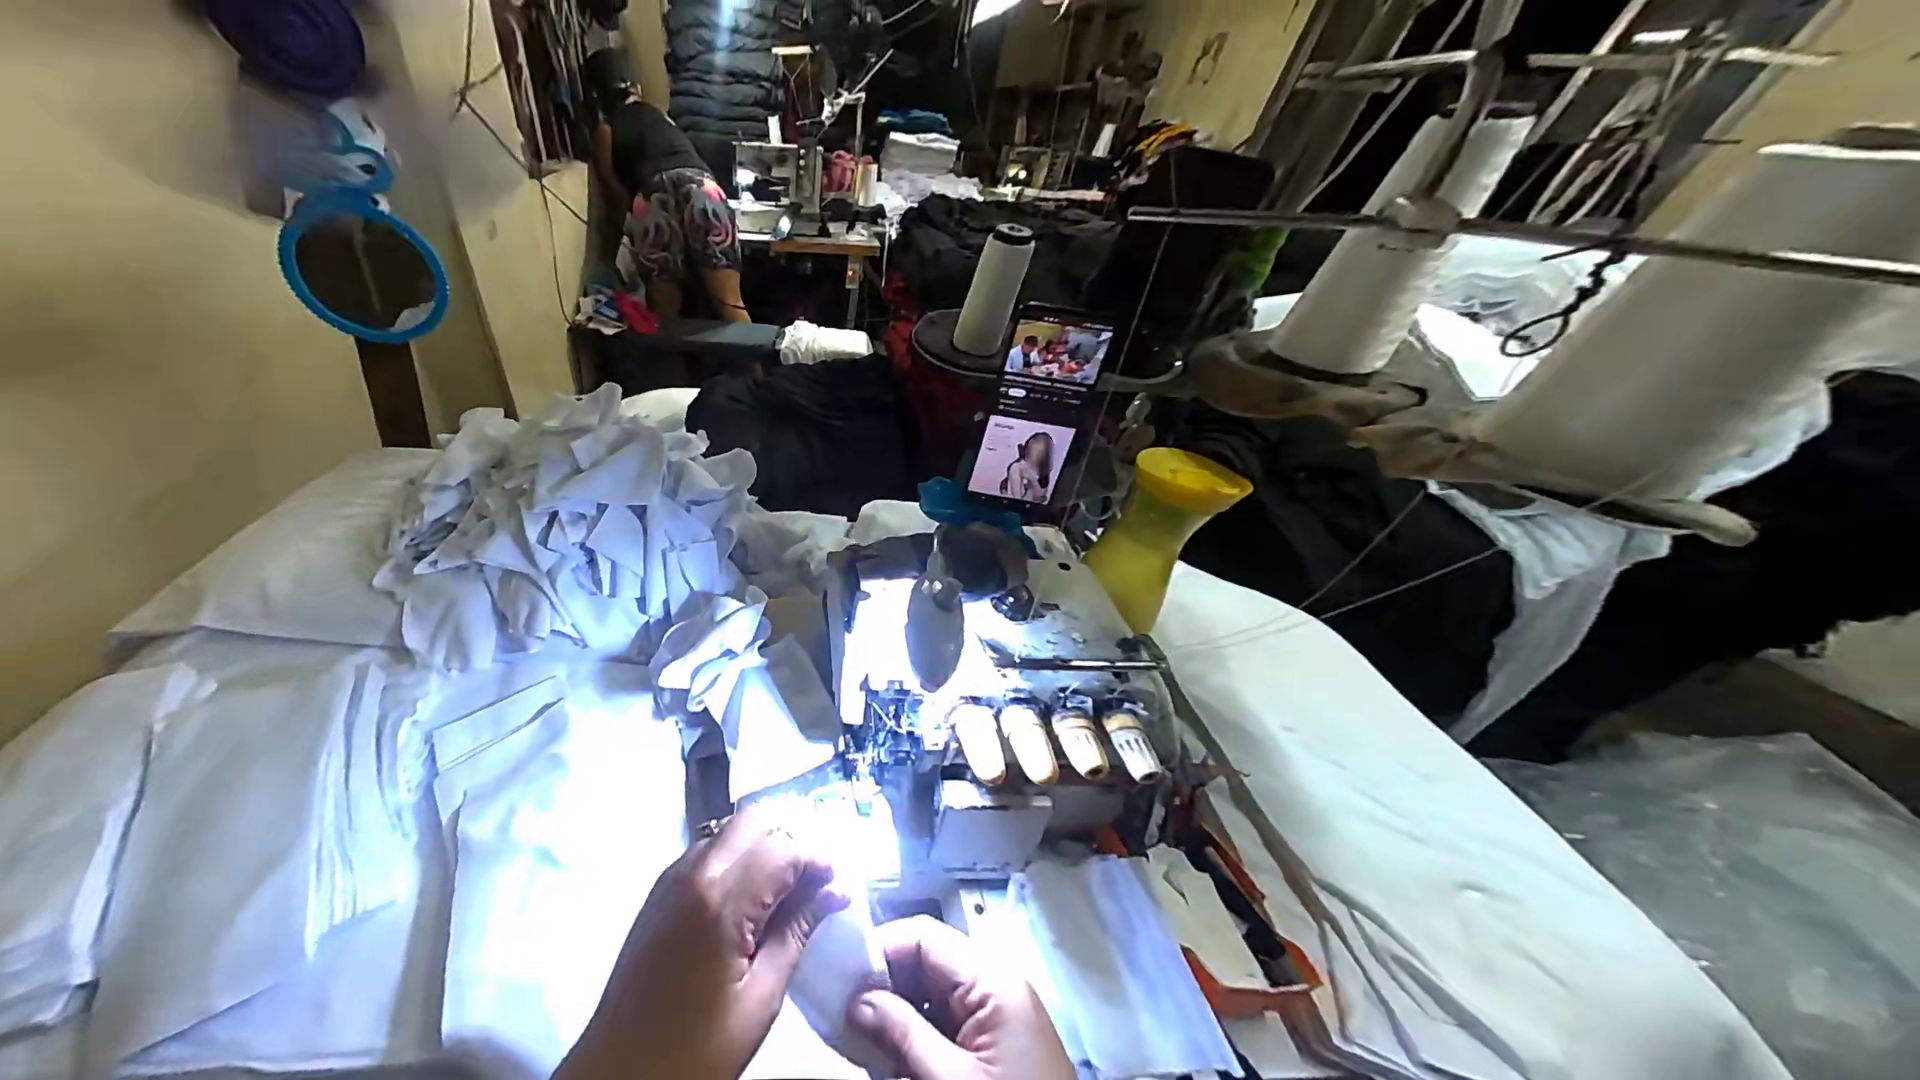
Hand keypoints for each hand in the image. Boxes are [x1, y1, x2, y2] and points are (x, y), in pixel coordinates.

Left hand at [555, 807, 845, 1079]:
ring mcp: (670, 881)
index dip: (817, 860)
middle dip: (789, 840)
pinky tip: (747, 899)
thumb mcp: (760, 998)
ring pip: (729, 831)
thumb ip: (798, 931)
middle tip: (809, 883)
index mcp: (721, 900)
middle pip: (754, 820)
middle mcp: (693, 874)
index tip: (835, 886)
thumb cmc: (693, 1051)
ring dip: (761, 846)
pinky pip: (707, 851)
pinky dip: (735, 858)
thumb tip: (836, 890)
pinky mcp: (657, 895)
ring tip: (782, 892)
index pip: (784, 848)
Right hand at [847, 916, 1074, 1079]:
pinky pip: (947, 1017)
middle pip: (928, 959)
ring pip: (933, 989)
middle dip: (886, 982)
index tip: (842, 979)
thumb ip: (903, 1034)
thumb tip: (857, 999)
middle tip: (845, 1014)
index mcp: (991, 978)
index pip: (926, 936)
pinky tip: (893, 1055)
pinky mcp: (994, 1036)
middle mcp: (994, 980)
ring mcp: (996, 1008)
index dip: (882, 949)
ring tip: (862, 1038)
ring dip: (897, 1010)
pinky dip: (917, 1030)